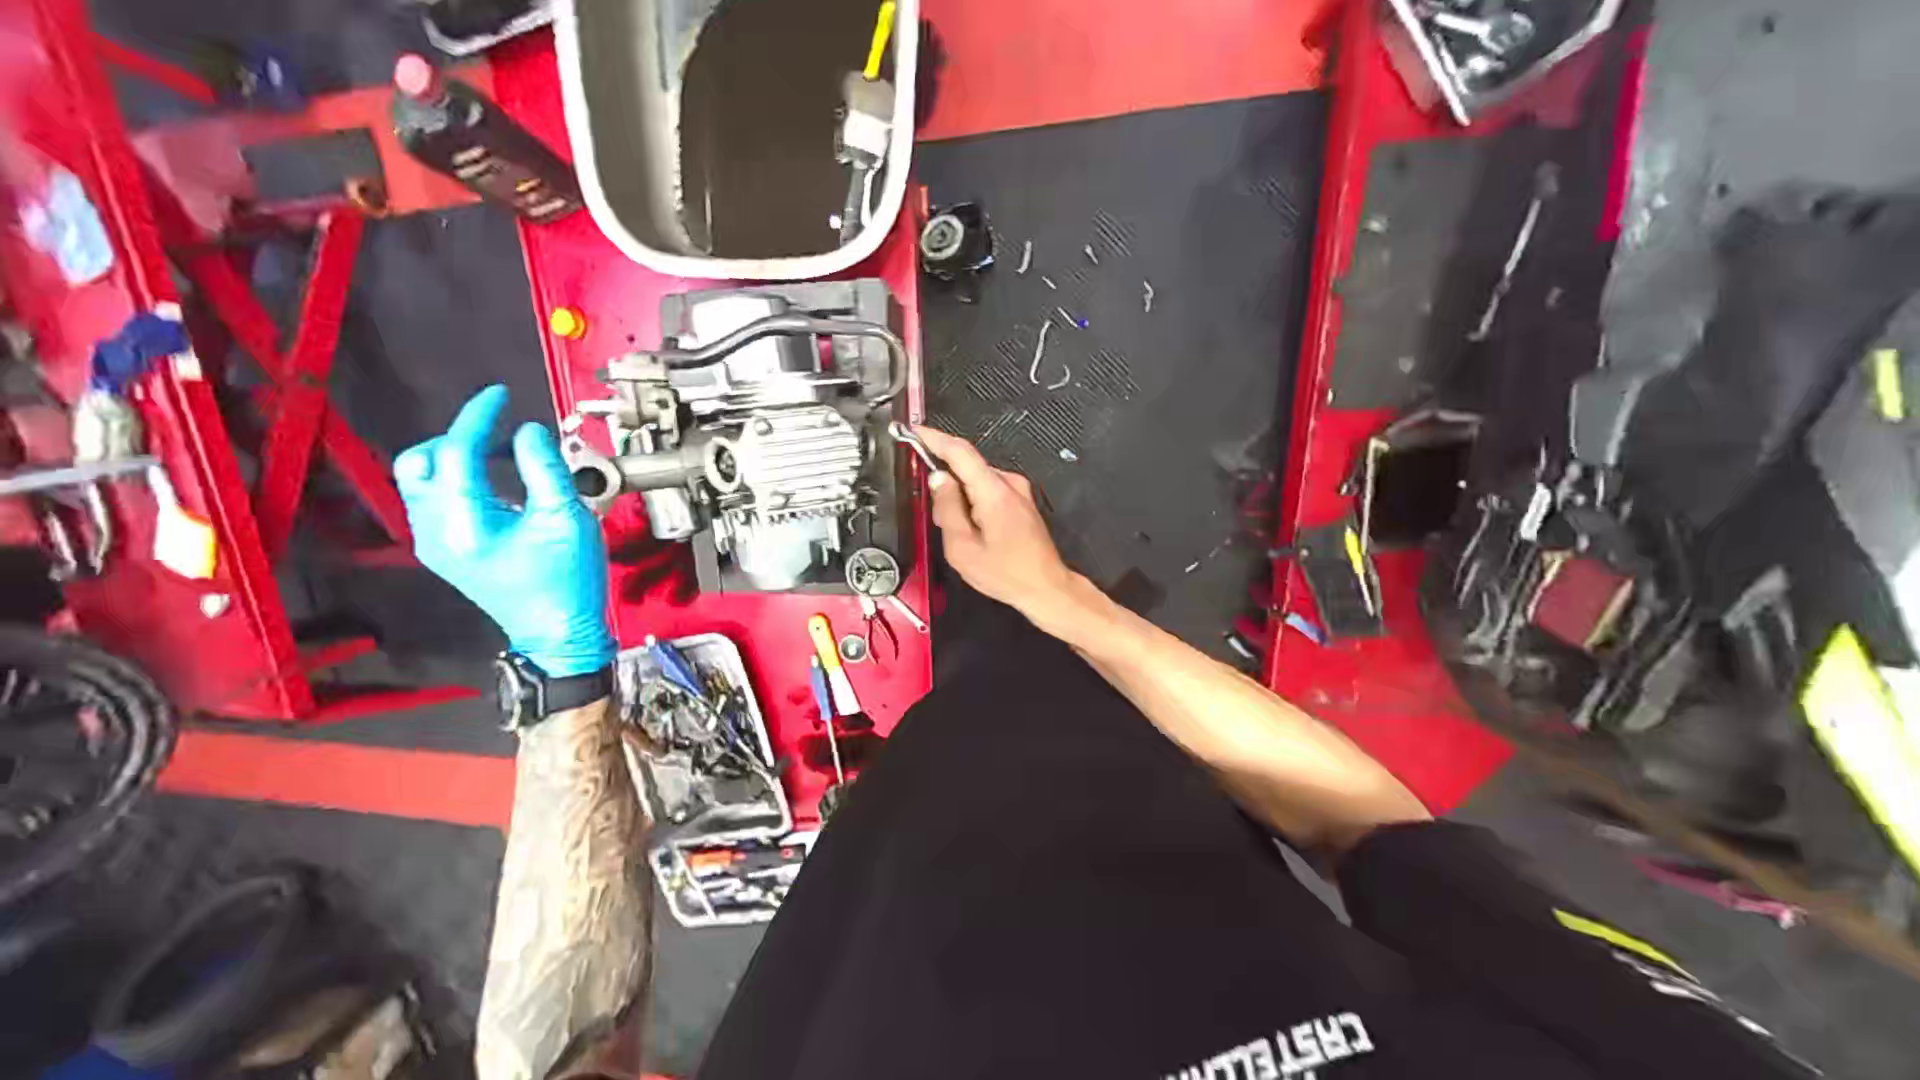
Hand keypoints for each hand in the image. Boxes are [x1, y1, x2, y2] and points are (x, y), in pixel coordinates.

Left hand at [394, 385, 614, 676]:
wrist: (560, 632)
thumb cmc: (568, 582)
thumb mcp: (568, 518)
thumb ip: (545, 468)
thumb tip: (528, 433)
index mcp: (464, 525)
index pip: (457, 451)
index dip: (478, 417)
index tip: (500, 396)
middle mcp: (436, 533)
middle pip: (421, 462)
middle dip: (459, 438)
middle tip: (500, 433)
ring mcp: (435, 544)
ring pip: (423, 480)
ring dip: (458, 458)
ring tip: (503, 456)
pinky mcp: (445, 551)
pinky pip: (437, 499)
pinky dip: (462, 480)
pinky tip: (500, 484)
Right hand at [915, 425, 1091, 630]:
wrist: (1045, 587)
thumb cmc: (1009, 574)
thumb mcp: (962, 548)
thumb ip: (946, 509)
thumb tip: (938, 481)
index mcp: (994, 492)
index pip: (959, 451)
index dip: (933, 438)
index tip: (915, 432)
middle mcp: (1010, 484)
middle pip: (966, 467)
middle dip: (945, 484)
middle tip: (939, 516)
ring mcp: (1018, 491)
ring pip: (976, 480)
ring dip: (961, 498)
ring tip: (964, 534)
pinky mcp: (1020, 500)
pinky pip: (988, 490)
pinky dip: (974, 503)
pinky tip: (977, 532)